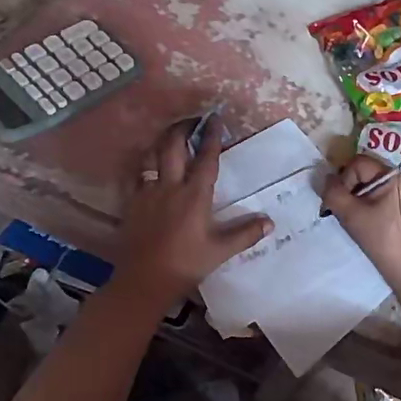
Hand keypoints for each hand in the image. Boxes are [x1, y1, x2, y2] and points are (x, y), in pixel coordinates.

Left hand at [113, 122, 271, 303]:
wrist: (143, 282)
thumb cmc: (185, 265)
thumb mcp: (220, 251)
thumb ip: (245, 234)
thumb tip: (270, 222)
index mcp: (194, 195)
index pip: (207, 158)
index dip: (212, 136)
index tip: (216, 119)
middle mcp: (170, 187)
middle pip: (173, 146)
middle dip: (183, 128)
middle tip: (192, 121)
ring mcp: (147, 194)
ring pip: (152, 157)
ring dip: (162, 143)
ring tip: (170, 138)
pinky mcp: (131, 204)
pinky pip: (135, 176)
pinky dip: (142, 166)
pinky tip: (146, 166)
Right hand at [322, 156, 400, 282]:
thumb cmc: (379, 238)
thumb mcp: (350, 214)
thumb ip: (333, 192)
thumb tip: (326, 179)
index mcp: (392, 175)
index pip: (358, 163)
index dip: (343, 179)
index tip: (340, 201)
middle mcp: (400, 177)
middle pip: (363, 170)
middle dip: (347, 187)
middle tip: (341, 207)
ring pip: (367, 182)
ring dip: (353, 195)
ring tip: (350, 215)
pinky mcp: (399, 201)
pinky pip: (375, 191)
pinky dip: (363, 201)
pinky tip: (361, 218)